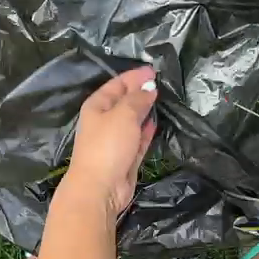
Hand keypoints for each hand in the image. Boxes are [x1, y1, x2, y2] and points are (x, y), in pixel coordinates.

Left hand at [58, 66, 157, 219]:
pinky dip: (146, 131)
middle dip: (140, 92)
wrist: (100, 188)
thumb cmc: (107, 146)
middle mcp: (104, 122)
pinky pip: (138, 139)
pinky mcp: (125, 158)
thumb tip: (149, 90)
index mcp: (97, 107)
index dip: (134, 77)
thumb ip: (138, 99)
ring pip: (132, 121)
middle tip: (160, 83)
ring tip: (161, 100)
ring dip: (144, 111)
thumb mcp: (123, 115)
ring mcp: (114, 141)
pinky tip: (155, 122)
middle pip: (124, 102)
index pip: (117, 85)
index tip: (154, 71)